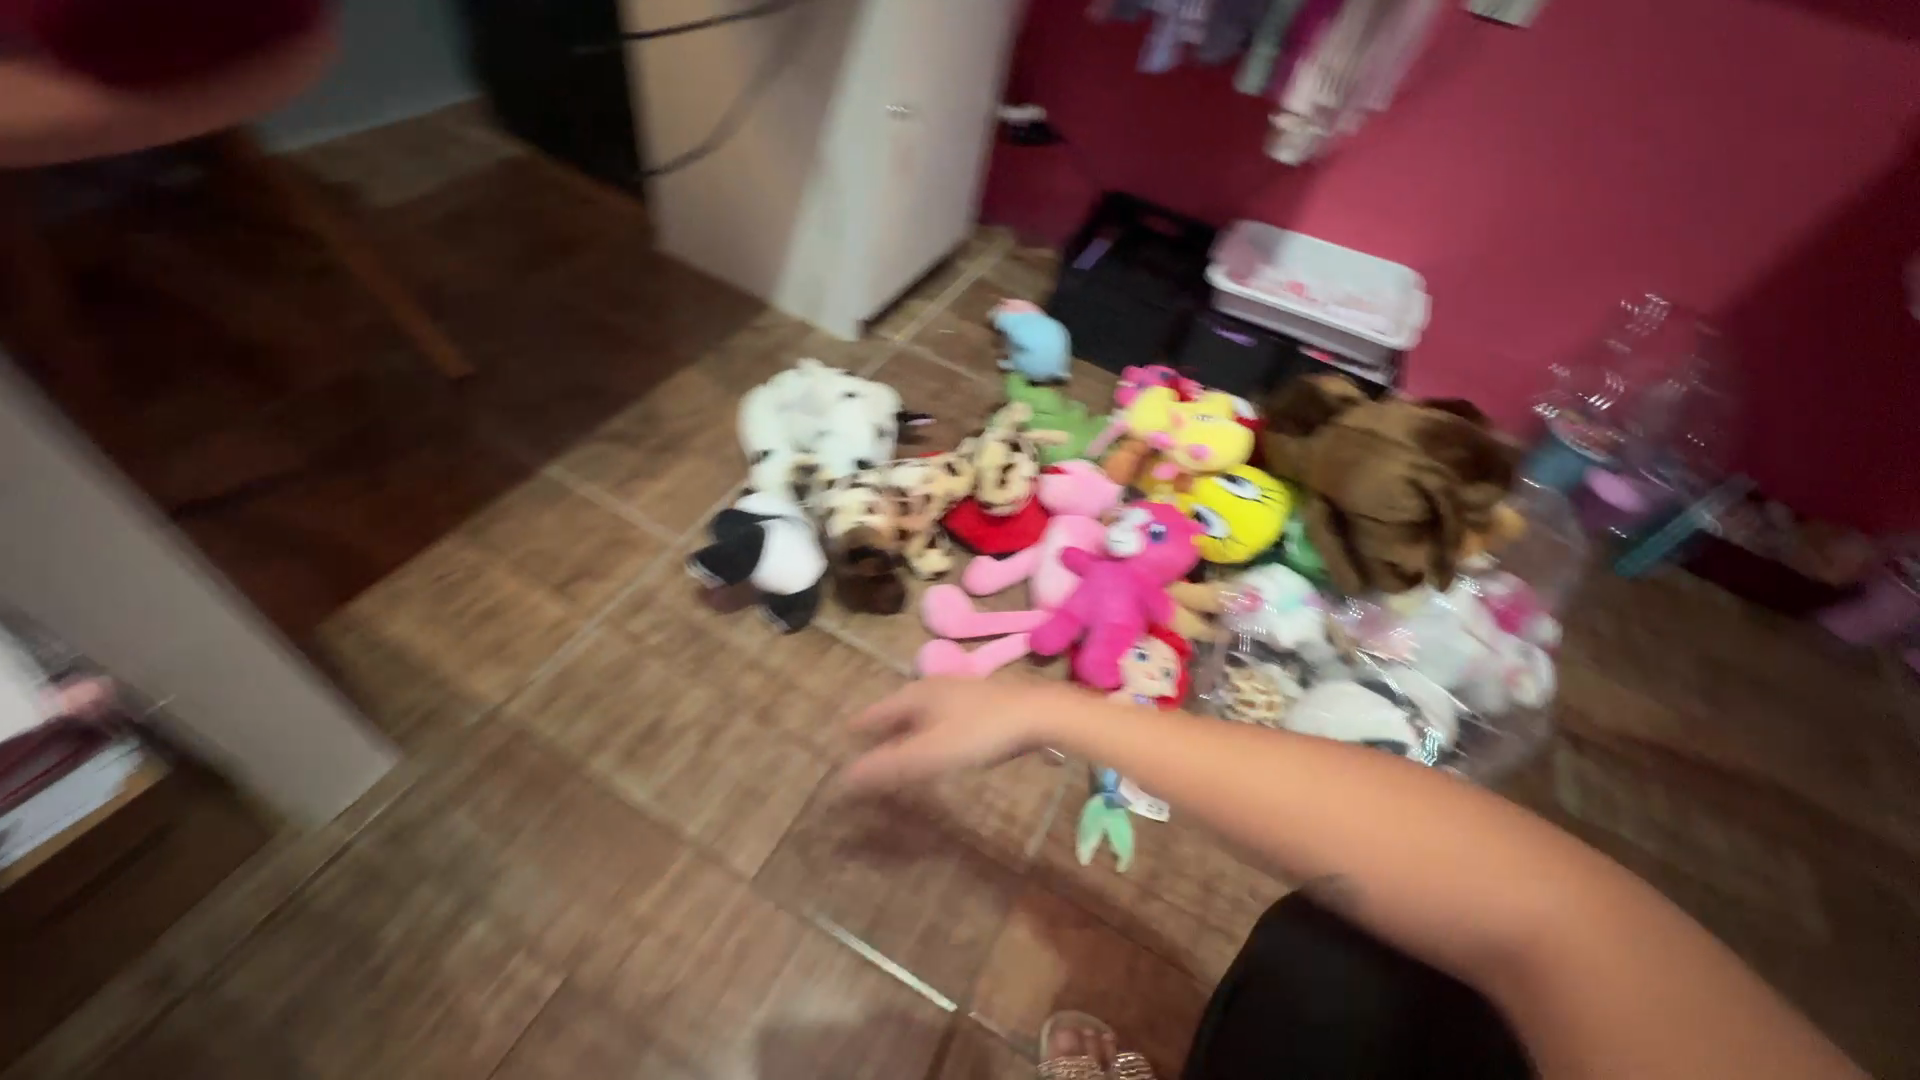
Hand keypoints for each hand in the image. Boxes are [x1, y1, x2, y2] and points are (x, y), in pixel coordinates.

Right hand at [837, 677, 1069, 792]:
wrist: (1038, 713)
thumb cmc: (980, 731)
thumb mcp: (931, 753)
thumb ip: (889, 765)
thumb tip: (843, 778)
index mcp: (915, 695)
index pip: (875, 712)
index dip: (859, 727)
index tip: (842, 736)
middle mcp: (932, 687)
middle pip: (897, 708)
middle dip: (880, 726)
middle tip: (863, 742)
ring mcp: (957, 691)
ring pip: (920, 710)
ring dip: (905, 727)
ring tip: (895, 743)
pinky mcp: (979, 701)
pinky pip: (940, 714)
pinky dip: (928, 727)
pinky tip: (937, 740)